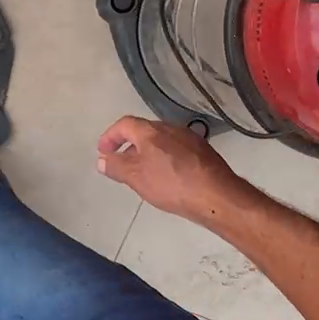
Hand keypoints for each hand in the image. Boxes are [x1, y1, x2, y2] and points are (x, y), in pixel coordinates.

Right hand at [97, 116, 253, 222]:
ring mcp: (190, 138)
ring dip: (147, 151)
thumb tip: (103, 160)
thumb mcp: (135, 177)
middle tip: (120, 162)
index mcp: (151, 131)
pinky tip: (167, 175)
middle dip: (128, 144)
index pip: (124, 124)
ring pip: (161, 140)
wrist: (215, 195)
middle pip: (144, 130)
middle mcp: (171, 128)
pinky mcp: (203, 151)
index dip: (110, 136)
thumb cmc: (170, 184)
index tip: (103, 151)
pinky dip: (164, 157)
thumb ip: (115, 166)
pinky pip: (176, 149)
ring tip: (143, 171)